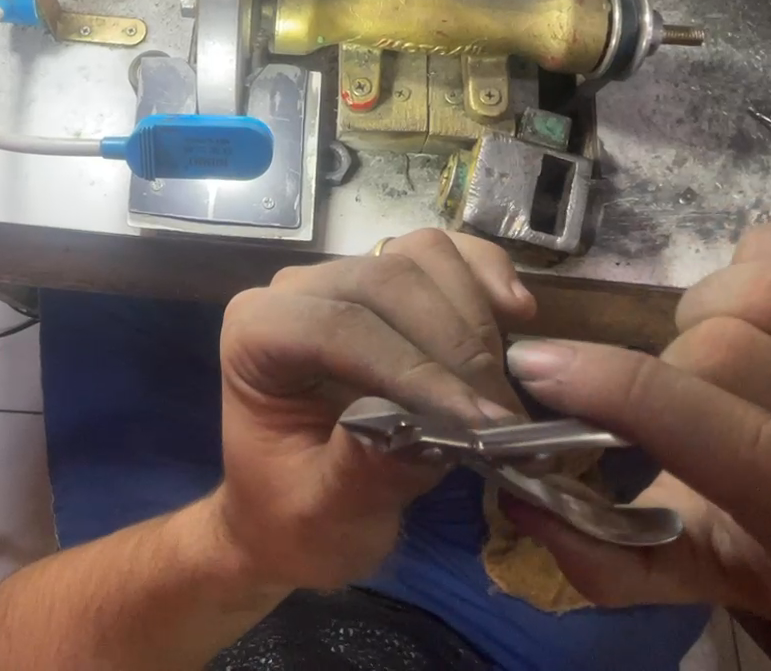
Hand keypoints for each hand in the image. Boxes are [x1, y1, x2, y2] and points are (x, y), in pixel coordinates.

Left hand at [214, 230, 537, 590]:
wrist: (294, 507)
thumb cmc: (294, 513)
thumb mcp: (320, 516)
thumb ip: (360, 473)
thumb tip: (419, 427)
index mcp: (256, 336)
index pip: (338, 327)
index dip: (413, 369)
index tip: (478, 427)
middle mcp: (293, 289)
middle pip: (388, 281)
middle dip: (454, 349)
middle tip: (502, 423)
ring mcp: (341, 275)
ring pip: (420, 256)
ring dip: (474, 318)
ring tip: (500, 391)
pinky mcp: (383, 277)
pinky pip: (440, 252)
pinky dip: (483, 271)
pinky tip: (515, 313)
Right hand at [503, 224, 770, 658]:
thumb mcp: (715, 586)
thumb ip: (614, 560)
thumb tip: (519, 497)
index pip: (754, 454)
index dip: (635, 396)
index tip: (543, 368)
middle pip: (753, 356)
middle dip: (670, 357)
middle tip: (664, 383)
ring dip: (713, 303)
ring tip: (705, 338)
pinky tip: (756, 297)